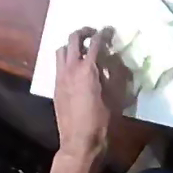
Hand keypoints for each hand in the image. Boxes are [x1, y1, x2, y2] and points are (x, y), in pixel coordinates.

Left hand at [54, 27, 116, 159]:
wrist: (79, 142)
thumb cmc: (102, 121)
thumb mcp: (116, 97)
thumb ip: (115, 75)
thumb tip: (115, 61)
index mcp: (88, 69)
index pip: (95, 42)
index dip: (103, 33)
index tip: (109, 30)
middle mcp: (71, 69)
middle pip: (73, 39)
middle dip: (84, 32)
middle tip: (94, 34)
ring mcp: (60, 77)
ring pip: (61, 50)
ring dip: (72, 45)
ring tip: (83, 50)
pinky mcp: (56, 87)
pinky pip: (59, 65)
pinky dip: (67, 60)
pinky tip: (77, 69)